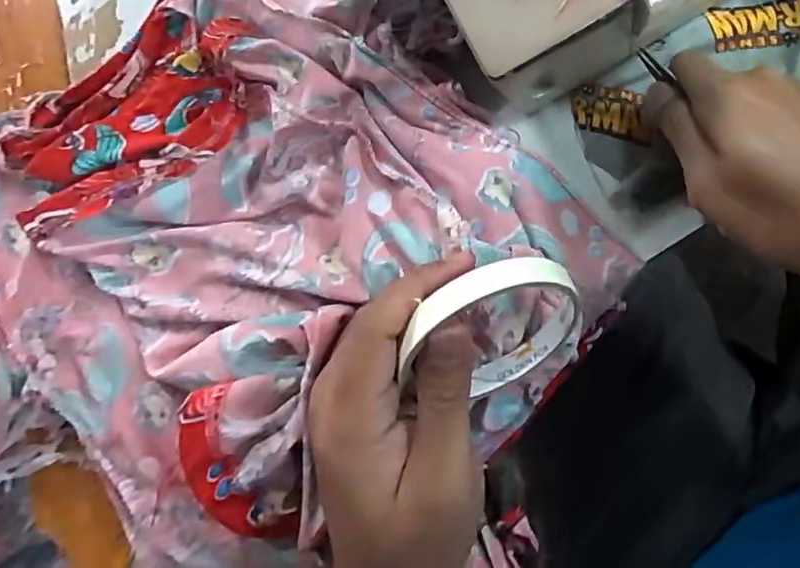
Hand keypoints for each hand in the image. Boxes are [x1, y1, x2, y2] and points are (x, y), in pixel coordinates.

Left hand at [310, 253, 481, 567]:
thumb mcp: (444, 467)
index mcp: (348, 411)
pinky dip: (407, 325)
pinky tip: (437, 322)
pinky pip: (373, 348)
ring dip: (415, 302)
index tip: (467, 264)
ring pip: (370, 328)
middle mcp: (328, 398)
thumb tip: (454, 321)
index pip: (378, 323)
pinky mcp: (345, 409)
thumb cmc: (422, 535)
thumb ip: (446, 390)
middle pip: (370, 319)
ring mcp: (332, 403)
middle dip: (421, 286)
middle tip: (471, 271)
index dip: (422, 283)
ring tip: (461, 287)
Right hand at [643, 50, 799, 290]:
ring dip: (739, 123)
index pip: (679, 62)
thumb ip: (677, 129)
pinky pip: (778, 107)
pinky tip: (791, 168)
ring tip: (758, 171)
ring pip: (747, 97)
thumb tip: (658, 92)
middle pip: (714, 82)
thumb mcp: (708, 182)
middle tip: (716, 166)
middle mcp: (760, 75)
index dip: (667, 95)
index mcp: (725, 90)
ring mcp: (796, 88)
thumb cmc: (778, 213)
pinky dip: (770, 128)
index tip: (671, 137)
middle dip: (704, 114)